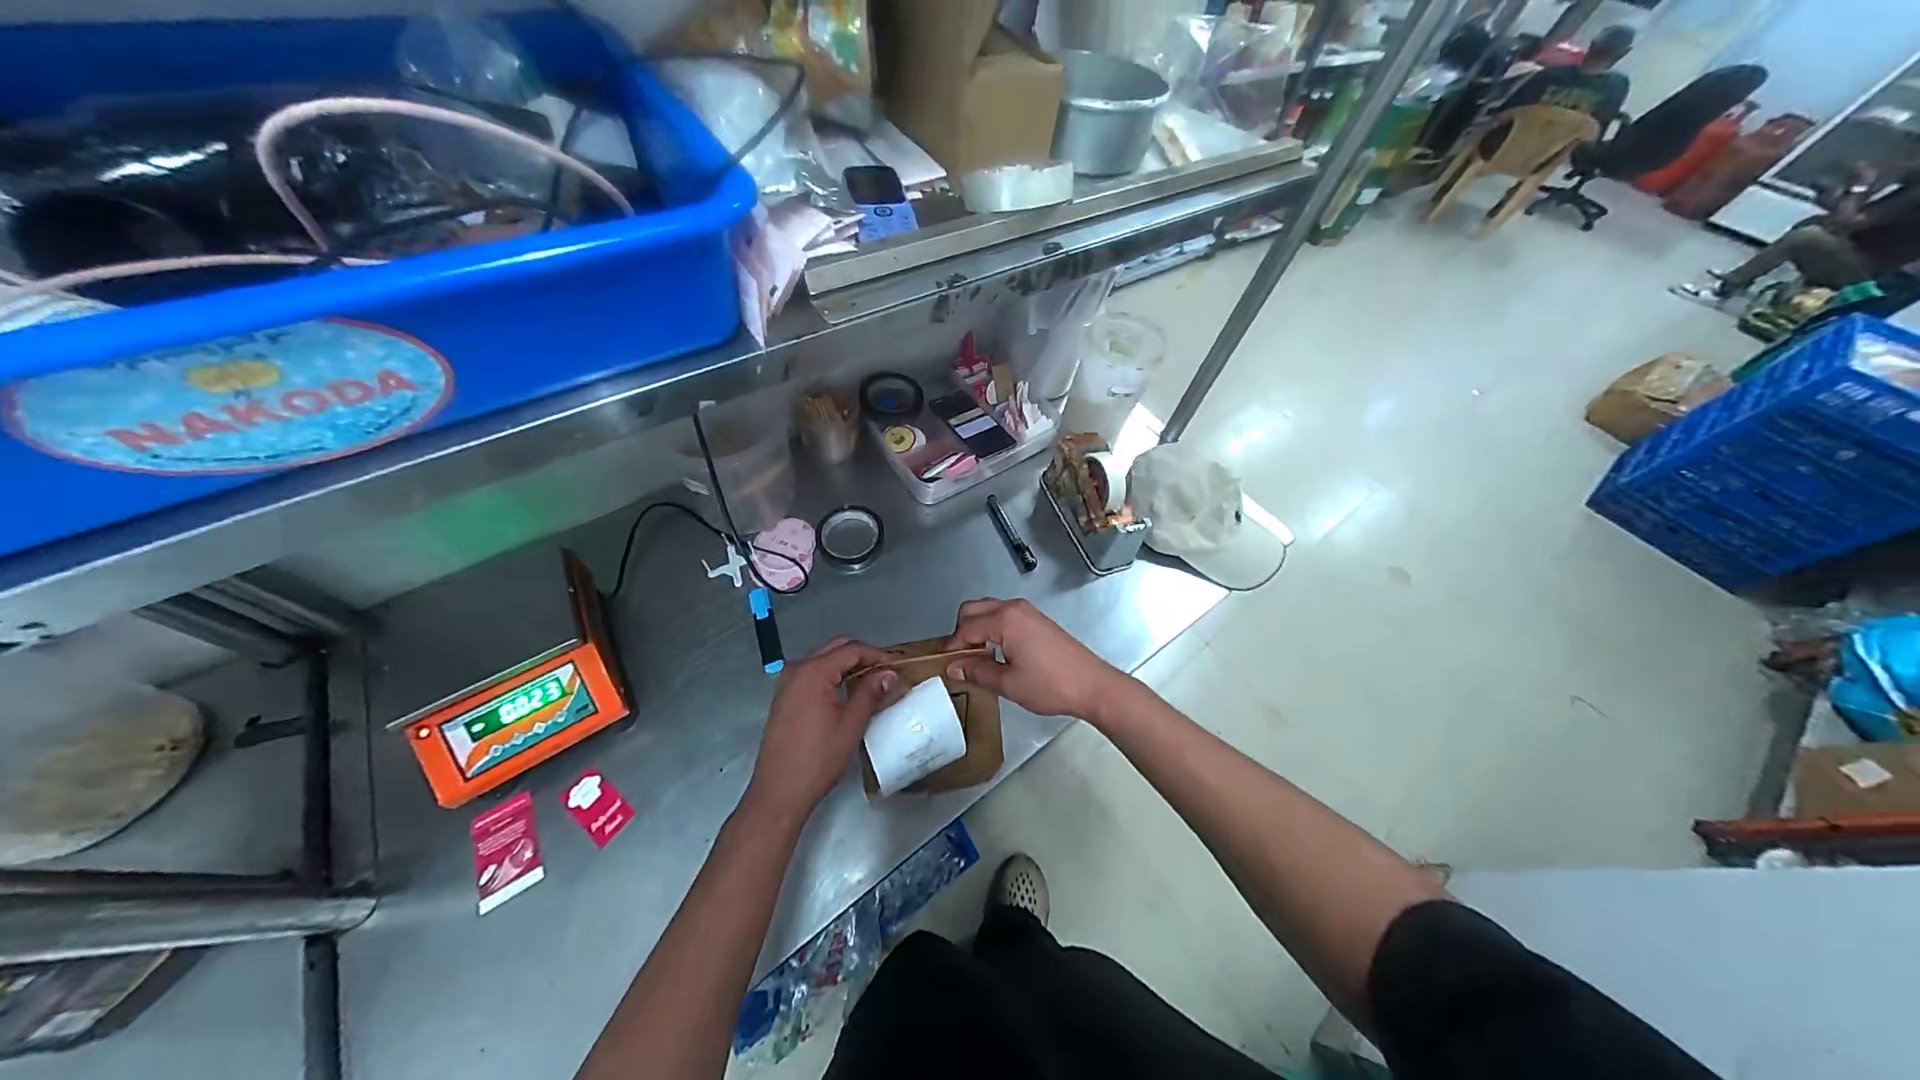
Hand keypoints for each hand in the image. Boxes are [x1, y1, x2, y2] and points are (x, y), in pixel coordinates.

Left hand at [743, 638, 893, 821]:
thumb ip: (870, 692)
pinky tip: (848, 692)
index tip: (896, 666)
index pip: (851, 649)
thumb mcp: (851, 724)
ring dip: (847, 665)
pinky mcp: (784, 697)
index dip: (876, 654)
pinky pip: (812, 674)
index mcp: (813, 672)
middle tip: (886, 672)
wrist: (779, 791)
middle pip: (835, 649)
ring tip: (871, 681)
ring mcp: (786, 683)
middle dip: (862, 656)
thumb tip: (888, 674)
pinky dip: (832, 676)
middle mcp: (796, 670)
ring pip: (823, 660)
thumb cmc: (818, 759)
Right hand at [943, 598, 1131, 724]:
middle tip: (961, 659)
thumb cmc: (1050, 685)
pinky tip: (997, 652)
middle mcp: (1014, 608)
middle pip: (973, 609)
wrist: (1092, 685)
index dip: (953, 646)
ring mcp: (1028, 611)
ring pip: (989, 610)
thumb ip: (977, 671)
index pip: (966, 627)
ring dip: (977, 628)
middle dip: (961, 631)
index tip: (946, 665)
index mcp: (1004, 620)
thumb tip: (953, 668)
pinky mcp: (1037, 620)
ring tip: (977, 657)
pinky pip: (1004, 615)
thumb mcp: (1008, 683)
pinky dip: (992, 627)